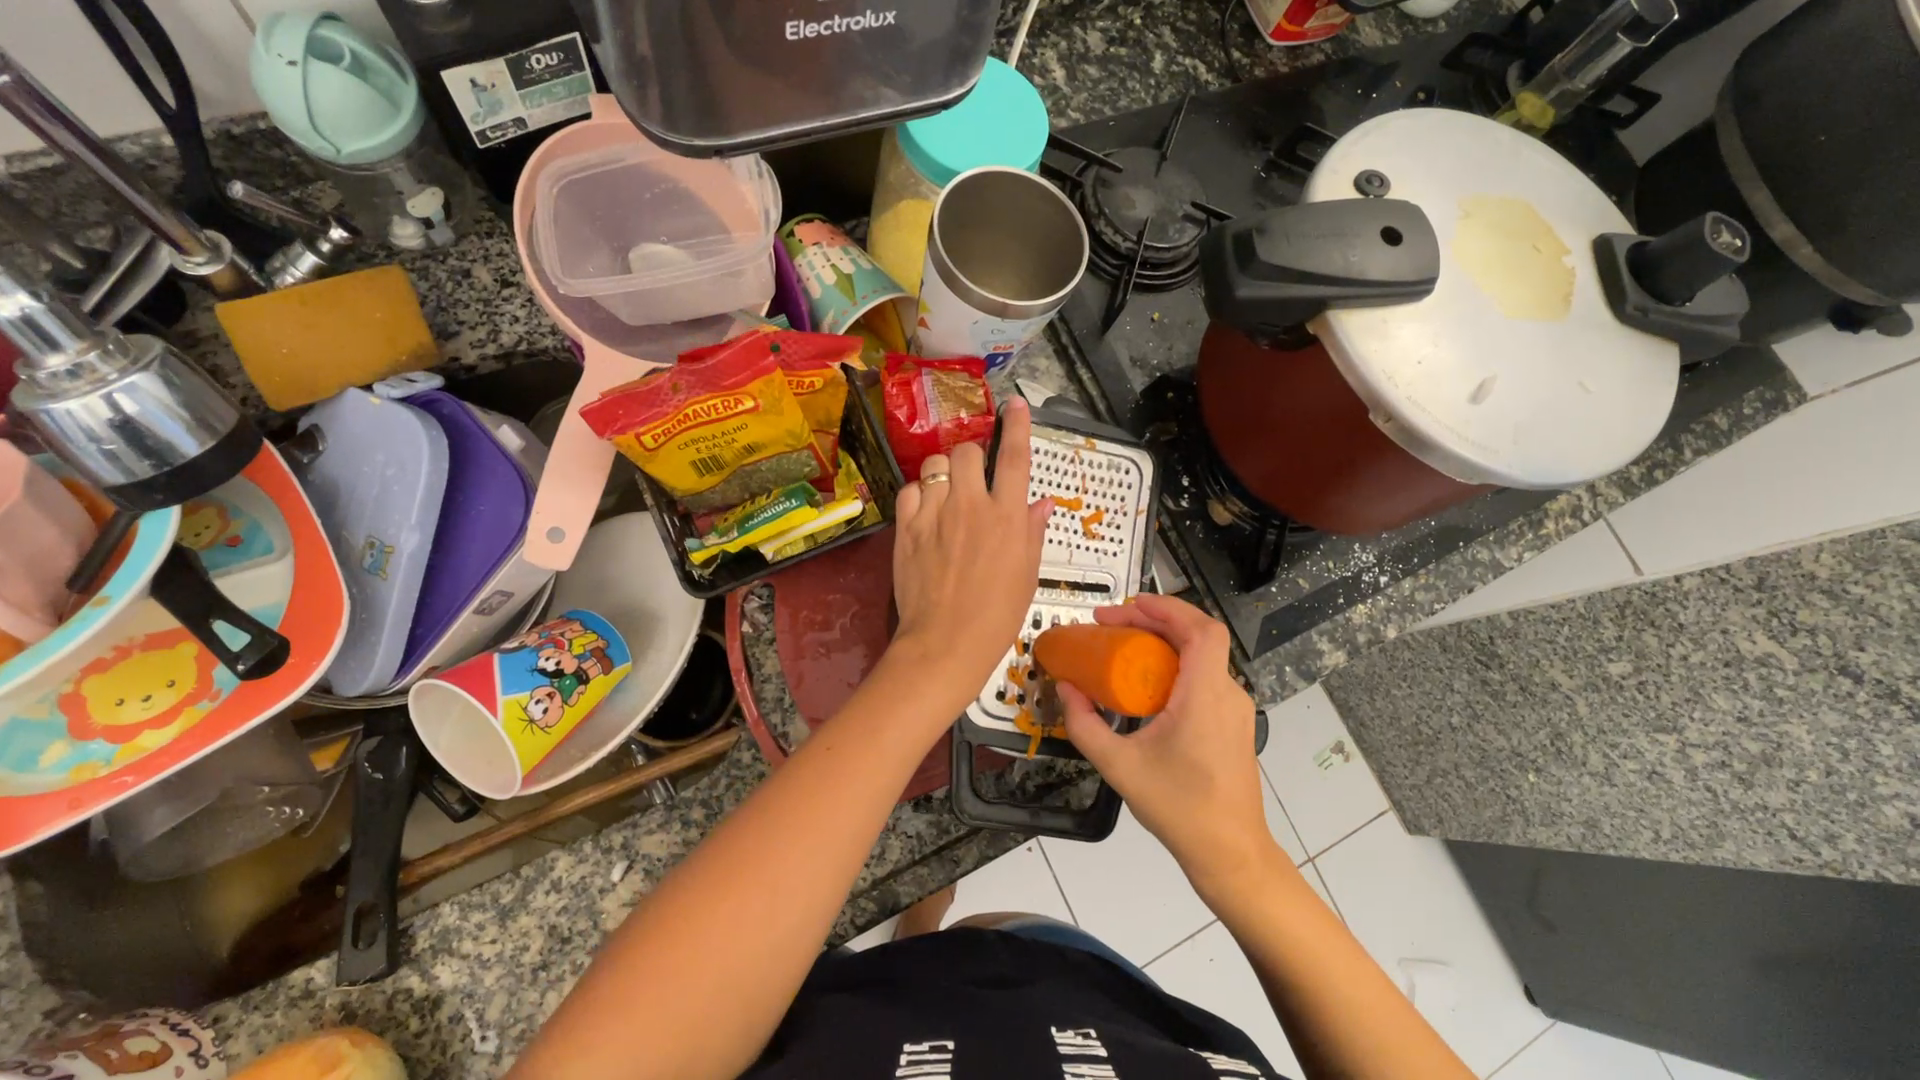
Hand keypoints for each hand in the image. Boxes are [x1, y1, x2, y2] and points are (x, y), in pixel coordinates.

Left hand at [889, 397, 1052, 708]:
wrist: (946, 643)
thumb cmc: (997, 615)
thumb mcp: (1028, 574)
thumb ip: (1032, 531)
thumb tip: (1040, 502)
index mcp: (1007, 516)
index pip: (1014, 457)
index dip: (1017, 426)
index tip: (1015, 404)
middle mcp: (970, 505)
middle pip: (966, 451)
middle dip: (972, 456)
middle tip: (974, 476)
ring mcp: (934, 514)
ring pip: (935, 466)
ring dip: (945, 474)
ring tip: (948, 496)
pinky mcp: (906, 528)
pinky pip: (910, 491)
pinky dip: (919, 495)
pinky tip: (926, 512)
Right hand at [1059, 594, 1281, 895]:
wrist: (1230, 852)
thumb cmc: (1179, 808)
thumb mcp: (1119, 766)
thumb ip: (1085, 725)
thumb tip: (1066, 689)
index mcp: (1206, 696)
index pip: (1201, 630)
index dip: (1167, 607)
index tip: (1128, 606)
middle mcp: (1227, 695)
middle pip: (1198, 637)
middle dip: (1153, 622)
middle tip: (1109, 625)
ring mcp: (1235, 710)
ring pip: (1202, 658)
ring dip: (1164, 644)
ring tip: (1123, 648)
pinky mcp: (1232, 725)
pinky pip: (1204, 680)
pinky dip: (1175, 668)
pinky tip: (1145, 685)